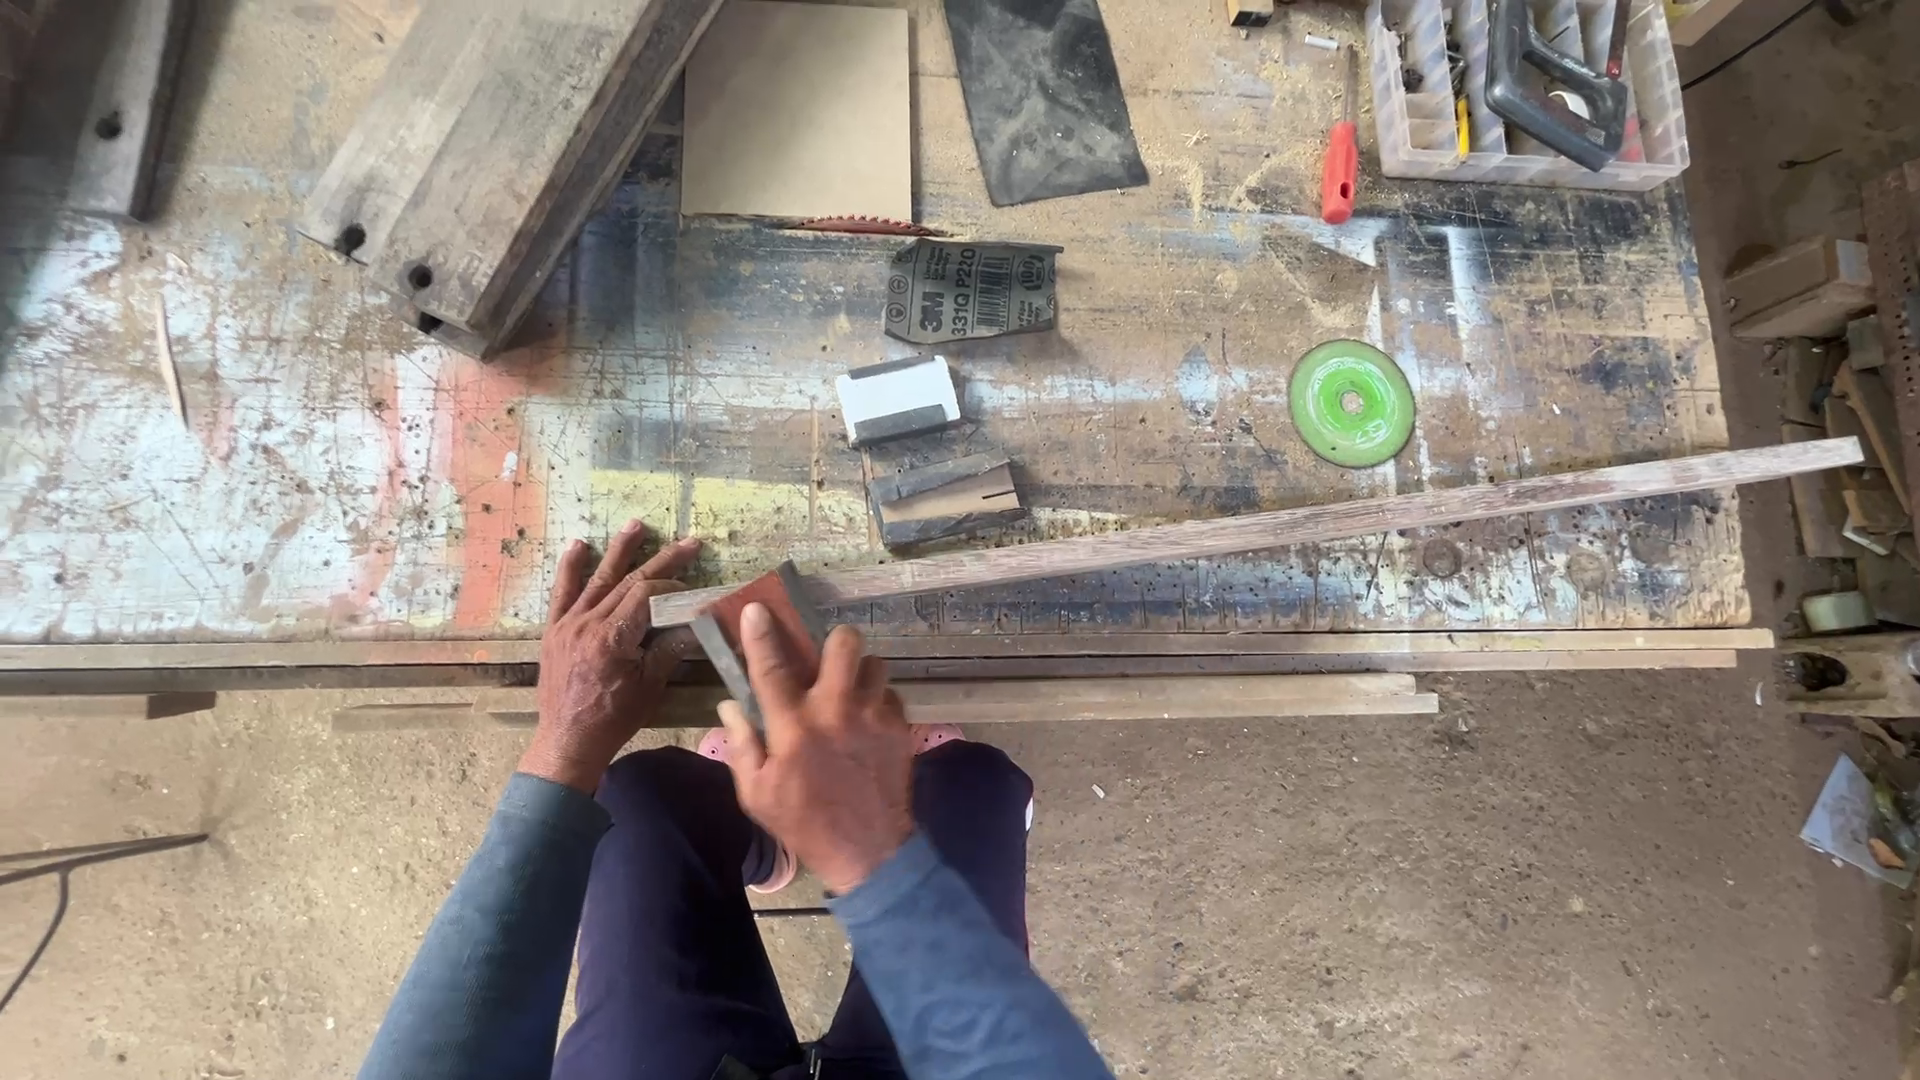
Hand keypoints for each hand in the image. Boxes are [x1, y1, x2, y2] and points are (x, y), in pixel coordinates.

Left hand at [520, 519, 701, 792]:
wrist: (568, 740)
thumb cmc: (614, 716)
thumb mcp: (650, 685)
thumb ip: (670, 647)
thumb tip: (698, 622)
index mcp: (612, 638)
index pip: (646, 594)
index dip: (672, 585)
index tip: (692, 587)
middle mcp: (587, 624)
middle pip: (628, 581)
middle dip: (662, 560)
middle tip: (688, 542)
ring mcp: (568, 624)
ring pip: (598, 579)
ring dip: (620, 550)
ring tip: (636, 525)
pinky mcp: (554, 630)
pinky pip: (562, 593)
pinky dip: (571, 568)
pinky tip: (579, 546)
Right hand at [716, 603, 914, 893]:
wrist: (868, 851)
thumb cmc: (803, 822)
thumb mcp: (756, 793)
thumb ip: (741, 744)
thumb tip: (730, 705)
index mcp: (793, 726)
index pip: (771, 668)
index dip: (761, 634)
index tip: (758, 609)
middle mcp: (836, 710)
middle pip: (844, 643)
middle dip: (835, 641)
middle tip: (828, 659)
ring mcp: (874, 716)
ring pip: (875, 664)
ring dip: (860, 673)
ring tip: (851, 694)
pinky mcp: (901, 727)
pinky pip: (891, 694)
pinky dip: (879, 701)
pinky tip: (868, 723)